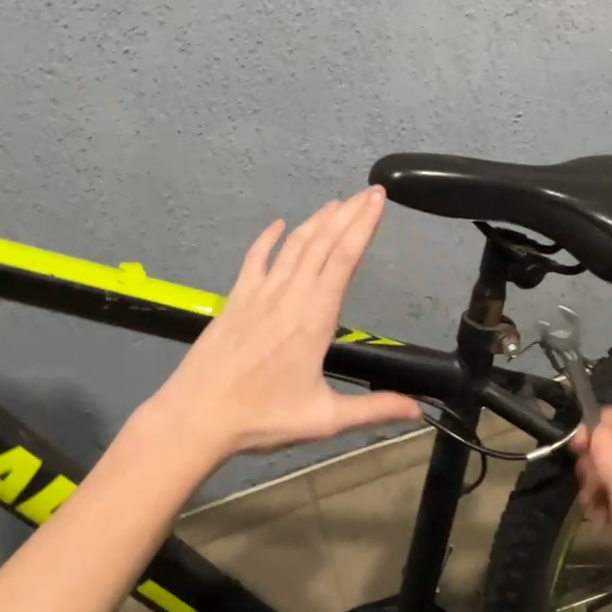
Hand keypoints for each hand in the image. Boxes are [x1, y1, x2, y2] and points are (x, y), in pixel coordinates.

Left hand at [146, 188, 422, 458]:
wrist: (195, 417)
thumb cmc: (262, 418)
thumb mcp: (323, 420)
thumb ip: (373, 410)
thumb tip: (417, 411)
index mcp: (315, 318)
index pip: (344, 259)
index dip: (363, 225)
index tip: (378, 200)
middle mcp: (290, 296)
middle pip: (323, 242)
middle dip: (349, 213)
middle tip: (369, 191)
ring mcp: (260, 293)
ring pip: (294, 245)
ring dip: (317, 220)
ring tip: (337, 202)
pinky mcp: (237, 298)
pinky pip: (255, 259)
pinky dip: (268, 239)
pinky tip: (277, 224)